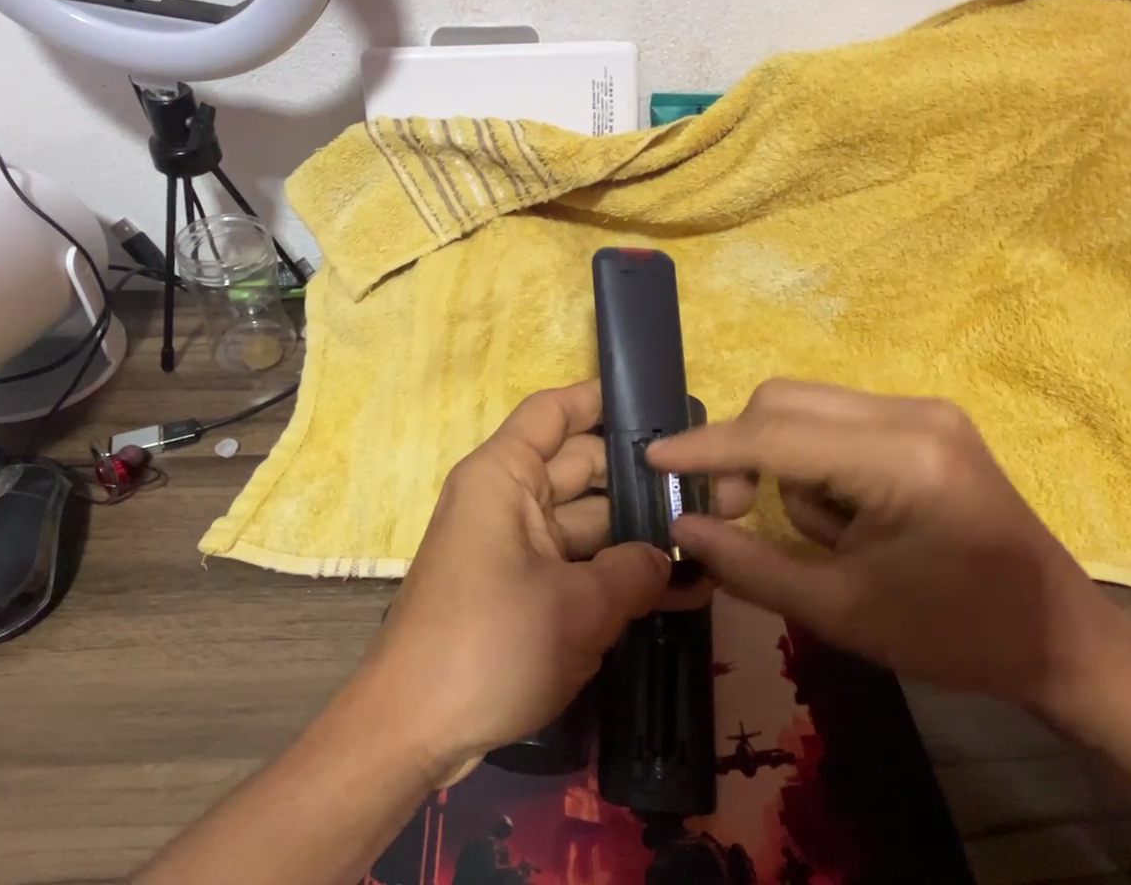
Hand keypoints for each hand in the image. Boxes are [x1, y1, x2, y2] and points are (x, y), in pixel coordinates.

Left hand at [355, 382, 672, 784]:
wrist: (415, 729)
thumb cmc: (490, 645)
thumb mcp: (577, 606)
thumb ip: (634, 571)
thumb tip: (667, 557)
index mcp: (503, 477)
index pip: (556, 412)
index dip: (605, 400)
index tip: (666, 407)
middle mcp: (508, 501)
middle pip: (584, 468)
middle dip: (643, 479)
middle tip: (716, 489)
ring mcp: (515, 548)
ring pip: (587, 522)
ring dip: (640, 535)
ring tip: (712, 539)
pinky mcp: (522, 591)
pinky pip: (577, 566)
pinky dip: (617, 576)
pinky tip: (680, 592)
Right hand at [645, 379, 1130, 711]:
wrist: (1058, 639)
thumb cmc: (952, 636)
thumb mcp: (839, 612)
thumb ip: (749, 565)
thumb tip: (682, 525)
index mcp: (900, 460)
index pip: (775, 436)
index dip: (705, 447)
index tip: (650, 458)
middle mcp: (913, 414)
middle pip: (784, 402)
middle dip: (742, 454)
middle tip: (733, 514)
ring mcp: (924, 412)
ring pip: (805, 411)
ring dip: (785, 467)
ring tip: (824, 537)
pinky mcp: (927, 423)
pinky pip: (836, 425)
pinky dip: (817, 466)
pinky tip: (851, 518)